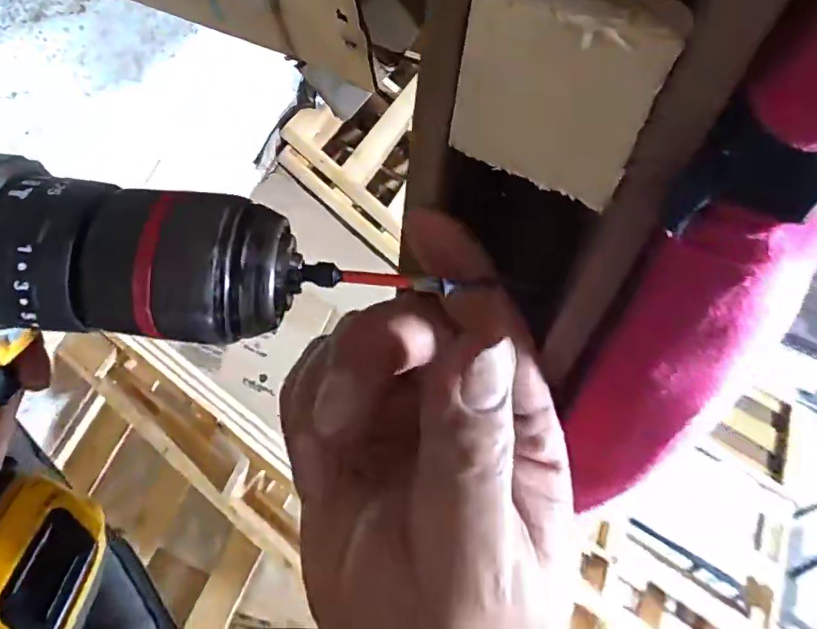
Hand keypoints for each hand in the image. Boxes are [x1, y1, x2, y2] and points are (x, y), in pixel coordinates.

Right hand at [280, 210, 577, 628]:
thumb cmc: (465, 622)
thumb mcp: (478, 541)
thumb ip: (472, 443)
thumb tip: (478, 342)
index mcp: (509, 415)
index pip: (491, 321)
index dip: (463, 269)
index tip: (429, 227)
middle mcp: (449, 399)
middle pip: (411, 322)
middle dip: (382, 337)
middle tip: (365, 369)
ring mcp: (389, 411)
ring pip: (353, 342)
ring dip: (338, 377)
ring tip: (336, 433)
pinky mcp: (338, 427)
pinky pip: (311, 379)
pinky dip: (308, 400)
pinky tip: (321, 445)